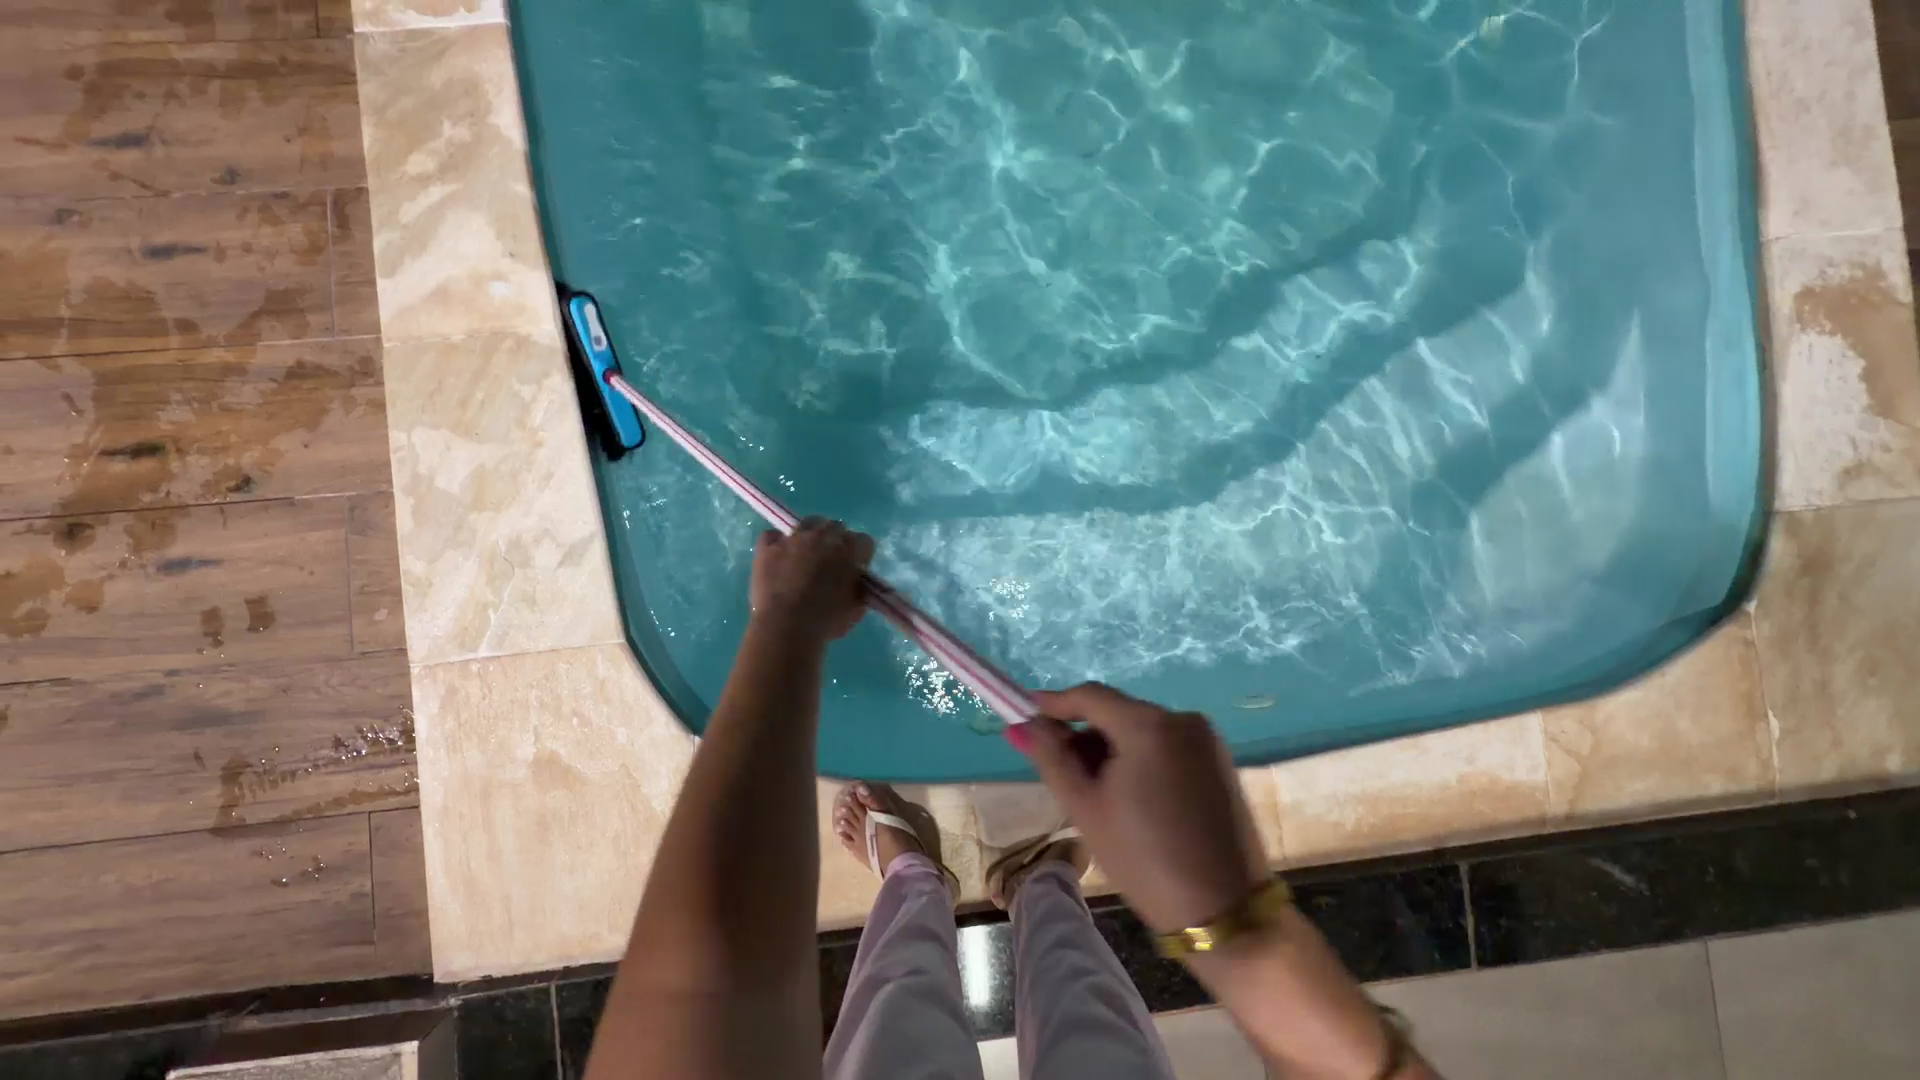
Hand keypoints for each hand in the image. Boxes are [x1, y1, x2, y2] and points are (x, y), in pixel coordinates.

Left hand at [748, 518, 874, 643]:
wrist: (786, 627)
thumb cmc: (826, 621)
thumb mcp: (856, 608)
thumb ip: (859, 588)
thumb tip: (855, 582)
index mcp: (850, 550)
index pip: (864, 542)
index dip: (861, 556)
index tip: (856, 571)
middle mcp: (823, 536)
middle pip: (836, 527)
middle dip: (836, 542)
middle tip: (831, 564)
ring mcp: (793, 539)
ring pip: (807, 524)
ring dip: (810, 536)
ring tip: (805, 556)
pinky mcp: (767, 547)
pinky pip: (773, 535)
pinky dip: (776, 543)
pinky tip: (778, 556)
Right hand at [1009, 683, 1266, 932]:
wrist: (1225, 912)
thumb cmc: (1144, 860)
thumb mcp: (1085, 808)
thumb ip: (1050, 757)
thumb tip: (1023, 725)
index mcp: (1149, 725)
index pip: (1091, 696)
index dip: (1054, 704)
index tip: (1024, 715)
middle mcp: (1183, 719)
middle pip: (1118, 713)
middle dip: (1084, 735)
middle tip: (1060, 772)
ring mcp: (1207, 739)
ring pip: (1142, 731)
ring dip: (1112, 750)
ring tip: (1097, 795)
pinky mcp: (1220, 761)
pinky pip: (1167, 746)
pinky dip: (1141, 760)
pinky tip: (1132, 799)